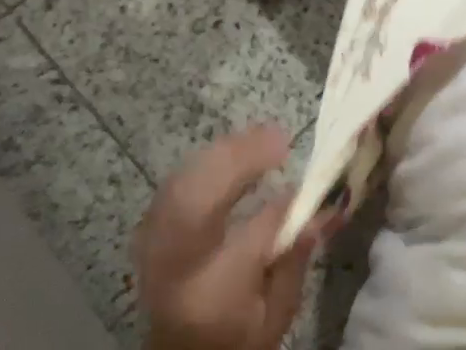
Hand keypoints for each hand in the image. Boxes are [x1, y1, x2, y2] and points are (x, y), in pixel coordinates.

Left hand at [134, 126, 317, 349]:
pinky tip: (228, 153)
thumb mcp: (275, 318)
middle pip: (198, 200)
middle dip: (239, 159)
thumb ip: (293, 266)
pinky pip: (170, 189)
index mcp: (214, 295)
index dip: (283, 205)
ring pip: (180, 186)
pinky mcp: (147, 239)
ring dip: (221, 155)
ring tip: (261, 136)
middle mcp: (177, 269)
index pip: (252, 234)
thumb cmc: (235, 344)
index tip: (306, 187)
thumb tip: (317, 215)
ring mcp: (153, 252)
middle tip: (279, 138)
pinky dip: (201, 164)